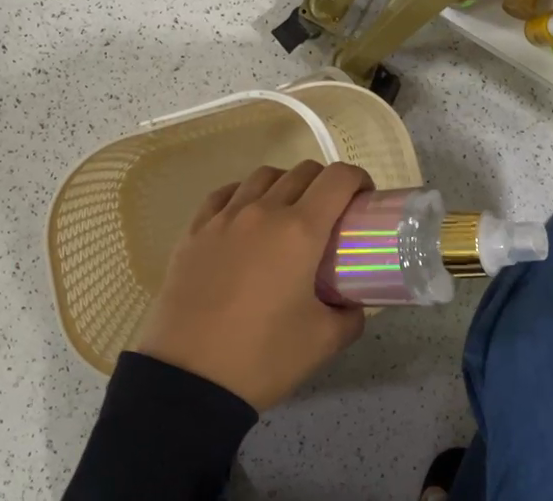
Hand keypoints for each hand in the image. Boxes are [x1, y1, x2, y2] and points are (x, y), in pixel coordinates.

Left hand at [133, 161, 373, 410]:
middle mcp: (263, 211)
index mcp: (300, 231)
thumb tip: (353, 302)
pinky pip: (224, 194)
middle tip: (331, 215)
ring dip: (285, 185)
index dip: (358, 180)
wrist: (188, 380)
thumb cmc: (262, 357)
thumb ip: (349, 316)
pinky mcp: (194, 231)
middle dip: (325, 184)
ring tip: (288, 214)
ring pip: (263, 176)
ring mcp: (224, 217)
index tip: (364, 200)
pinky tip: (246, 217)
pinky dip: (244, 194)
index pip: (338, 178)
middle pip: (303, 171)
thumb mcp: (323, 342)